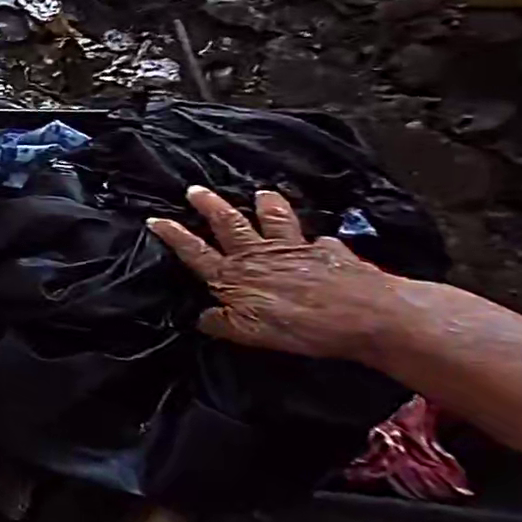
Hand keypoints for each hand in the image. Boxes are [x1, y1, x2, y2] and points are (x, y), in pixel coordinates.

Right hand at [146, 186, 412, 361]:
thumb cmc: (300, 326)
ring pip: (273, 221)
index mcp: (235, 275)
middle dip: (209, 206)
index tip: (156, 218)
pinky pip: (320, 241)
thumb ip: (221, 323)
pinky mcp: (329, 253)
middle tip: (195, 189)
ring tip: (261, 193)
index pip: (195, 252)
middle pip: (228, 224)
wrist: (365, 315)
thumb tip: (200, 318)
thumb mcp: (249, 333)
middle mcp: (259, 255)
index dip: (174, 235)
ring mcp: (294, 249)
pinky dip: (318, 239)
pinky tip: (324, 239)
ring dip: (266, 206)